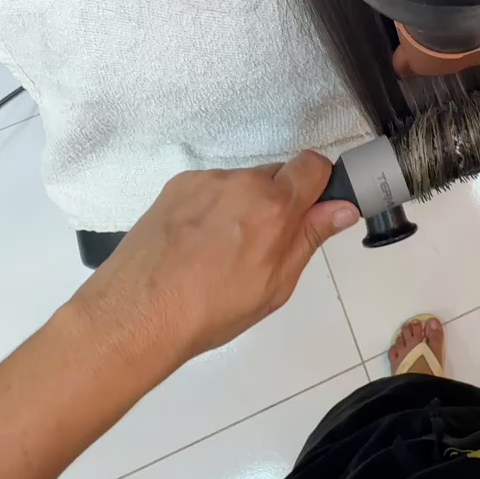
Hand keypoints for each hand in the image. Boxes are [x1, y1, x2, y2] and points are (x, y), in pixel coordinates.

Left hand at [69, 153, 360, 364]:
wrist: (135, 314)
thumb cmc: (210, 310)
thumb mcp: (275, 285)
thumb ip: (310, 237)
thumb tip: (344, 207)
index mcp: (273, 206)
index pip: (314, 164)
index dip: (319, 184)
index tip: (313, 209)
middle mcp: (242, 181)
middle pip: (277, 175)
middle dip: (279, 201)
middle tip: (263, 244)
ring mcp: (206, 179)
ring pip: (243, 182)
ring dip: (244, 205)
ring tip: (221, 250)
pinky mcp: (178, 183)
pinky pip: (212, 187)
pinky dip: (213, 207)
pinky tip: (197, 243)